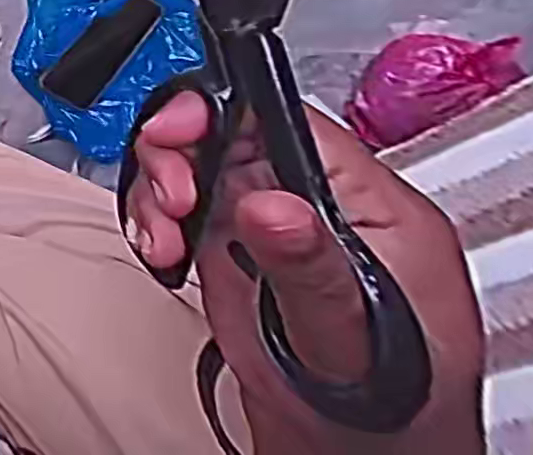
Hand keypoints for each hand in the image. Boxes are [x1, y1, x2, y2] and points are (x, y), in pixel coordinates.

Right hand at [128, 92, 484, 453]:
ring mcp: (265, 216)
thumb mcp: (343, 336)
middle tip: (170, 199)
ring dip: (154, 193)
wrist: (346, 451)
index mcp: (369, 208)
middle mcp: (312, 200)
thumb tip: (272, 204)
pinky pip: (169, 198)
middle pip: (220, 131)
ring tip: (165, 237)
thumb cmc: (383, 411)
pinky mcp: (226, 234)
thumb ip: (308, 266)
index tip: (170, 132)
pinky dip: (149, 218)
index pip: (282, 118)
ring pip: (185, 159)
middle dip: (172, 156)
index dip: (216, 112)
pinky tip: (163, 250)